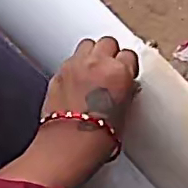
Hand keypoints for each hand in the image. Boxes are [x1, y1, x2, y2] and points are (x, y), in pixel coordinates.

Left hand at [0, 38, 138, 187]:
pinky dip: (74, 67)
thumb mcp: (125, 113)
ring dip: (91, 54)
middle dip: (109, 53)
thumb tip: (126, 88)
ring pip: (87, 45)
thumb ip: (126, 92)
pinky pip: (69, 61)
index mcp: (119, 71)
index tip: (125, 73)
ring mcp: (75, 66)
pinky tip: (77, 81)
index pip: (129, 55)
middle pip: (108, 42)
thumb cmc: (97, 136)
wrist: (69, 144)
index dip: (127, 65)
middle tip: (109, 68)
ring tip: (92, 71)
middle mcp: (97, 63)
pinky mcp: (58, 73)